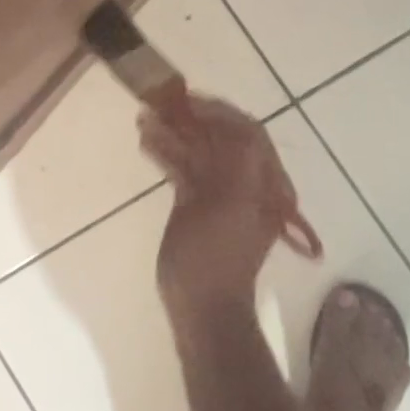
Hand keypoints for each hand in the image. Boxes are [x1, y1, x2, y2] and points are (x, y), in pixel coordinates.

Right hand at [139, 93, 312, 318]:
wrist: (203, 309)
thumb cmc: (217, 257)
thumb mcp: (231, 206)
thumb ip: (236, 161)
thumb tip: (226, 120)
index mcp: (264, 182)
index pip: (248, 131)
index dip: (219, 112)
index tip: (186, 101)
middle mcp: (248, 183)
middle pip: (221, 138)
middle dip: (192, 120)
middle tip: (160, 105)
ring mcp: (221, 195)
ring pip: (200, 153)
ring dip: (176, 134)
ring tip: (145, 119)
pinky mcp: (198, 207)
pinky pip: (186, 171)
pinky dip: (169, 154)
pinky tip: (147, 143)